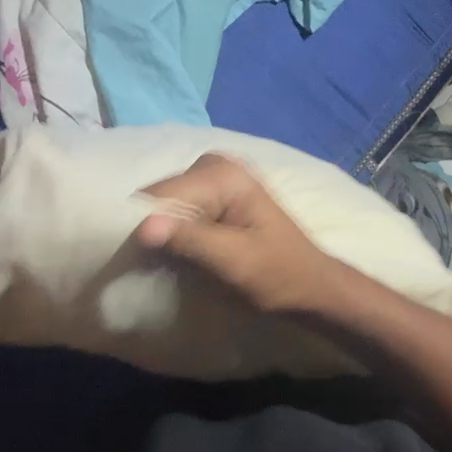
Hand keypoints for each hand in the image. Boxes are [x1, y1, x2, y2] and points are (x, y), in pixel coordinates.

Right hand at [133, 153, 342, 315]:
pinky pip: (178, 211)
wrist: (311, 287)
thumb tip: (144, 227)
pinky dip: (173, 233)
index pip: (160, 195)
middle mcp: (214, 164)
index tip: (140, 261)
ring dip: (161, 233)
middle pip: (159, 196)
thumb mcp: (234, 261)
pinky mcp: (214, 196)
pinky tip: (178, 254)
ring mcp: (214, 178)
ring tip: (166, 261)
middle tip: (154, 264)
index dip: (144, 226)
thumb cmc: (279, 276)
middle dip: (152, 228)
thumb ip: (191, 240)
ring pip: (164, 205)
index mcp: (222, 173)